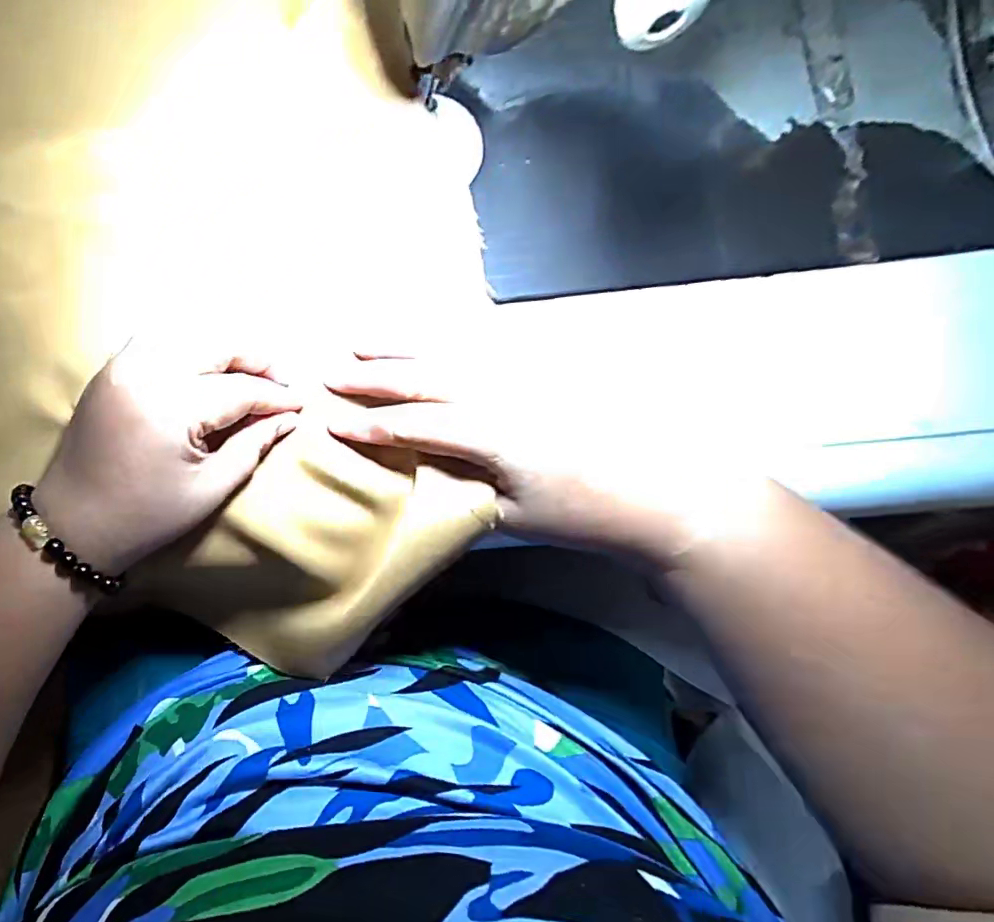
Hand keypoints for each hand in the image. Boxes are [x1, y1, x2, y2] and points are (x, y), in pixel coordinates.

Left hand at [30, 342, 302, 570]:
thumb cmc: (146, 517)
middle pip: (215, 343)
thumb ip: (251, 446)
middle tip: (280, 382)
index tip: (299, 405)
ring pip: (185, 333)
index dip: (274, 396)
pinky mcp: (108, 371)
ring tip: (246, 373)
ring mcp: (121, 366)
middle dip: (255, 359)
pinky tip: (204, 368)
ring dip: (222, 348)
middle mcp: (144, 372)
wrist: (73, 524)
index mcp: (170, 407)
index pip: (238, 389)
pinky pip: (155, 340)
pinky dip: (186, 346)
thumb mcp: (209, 489)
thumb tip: (286, 419)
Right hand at [324, 354, 769, 566]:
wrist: (659, 495)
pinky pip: (482, 345)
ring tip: (364, 340)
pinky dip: (445, 338)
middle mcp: (503, 393)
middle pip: (426, 377)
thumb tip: (421, 466)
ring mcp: (524, 375)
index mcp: (492, 434)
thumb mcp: (510, 512)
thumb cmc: (581, 514)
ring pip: (450, 352)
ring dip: (403, 346)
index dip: (373, 426)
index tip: (335, 424)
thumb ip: (460, 482)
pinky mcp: (541, 370)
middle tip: (334, 373)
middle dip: (375, 376)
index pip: (418, 425)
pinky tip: (427, 337)